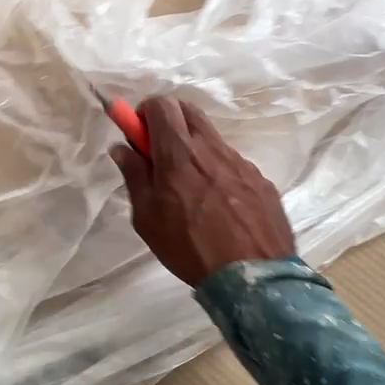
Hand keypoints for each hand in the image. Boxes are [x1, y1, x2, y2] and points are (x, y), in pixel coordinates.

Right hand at [110, 97, 294, 287]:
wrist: (253, 279)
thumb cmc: (188, 247)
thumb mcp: (147, 217)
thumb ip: (134, 176)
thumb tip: (122, 148)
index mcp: (178, 153)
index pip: (161, 105)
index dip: (144, 113)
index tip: (138, 136)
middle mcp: (211, 149)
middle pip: (188, 110)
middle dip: (169, 120)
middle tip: (159, 153)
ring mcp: (241, 163)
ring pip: (211, 137)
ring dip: (194, 147)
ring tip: (191, 188)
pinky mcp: (262, 181)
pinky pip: (233, 163)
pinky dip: (218, 171)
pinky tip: (218, 206)